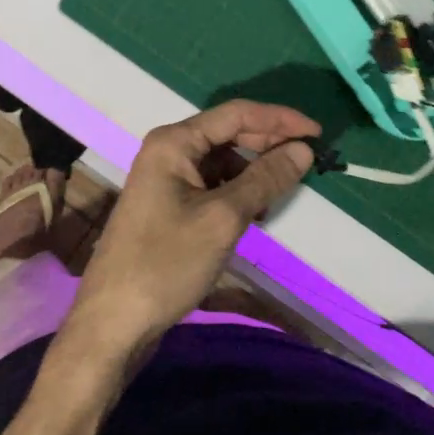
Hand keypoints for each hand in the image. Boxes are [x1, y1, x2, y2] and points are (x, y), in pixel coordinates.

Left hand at [66, 100, 317, 353]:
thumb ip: (265, 179)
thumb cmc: (166, 263)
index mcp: (174, 142)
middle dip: (269, 144)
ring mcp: (166, 179)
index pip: (237, 114)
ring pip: (223, 161)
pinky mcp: (169, 206)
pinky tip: (257, 212)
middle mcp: (168, 151)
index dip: (280, 119)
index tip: (319, 134)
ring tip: (283, 191)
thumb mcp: (223, 218)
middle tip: (309, 161)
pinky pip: (213, 185)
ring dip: (254, 171)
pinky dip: (238, 192)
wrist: (114, 321)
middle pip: (229, 133)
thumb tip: (303, 150)